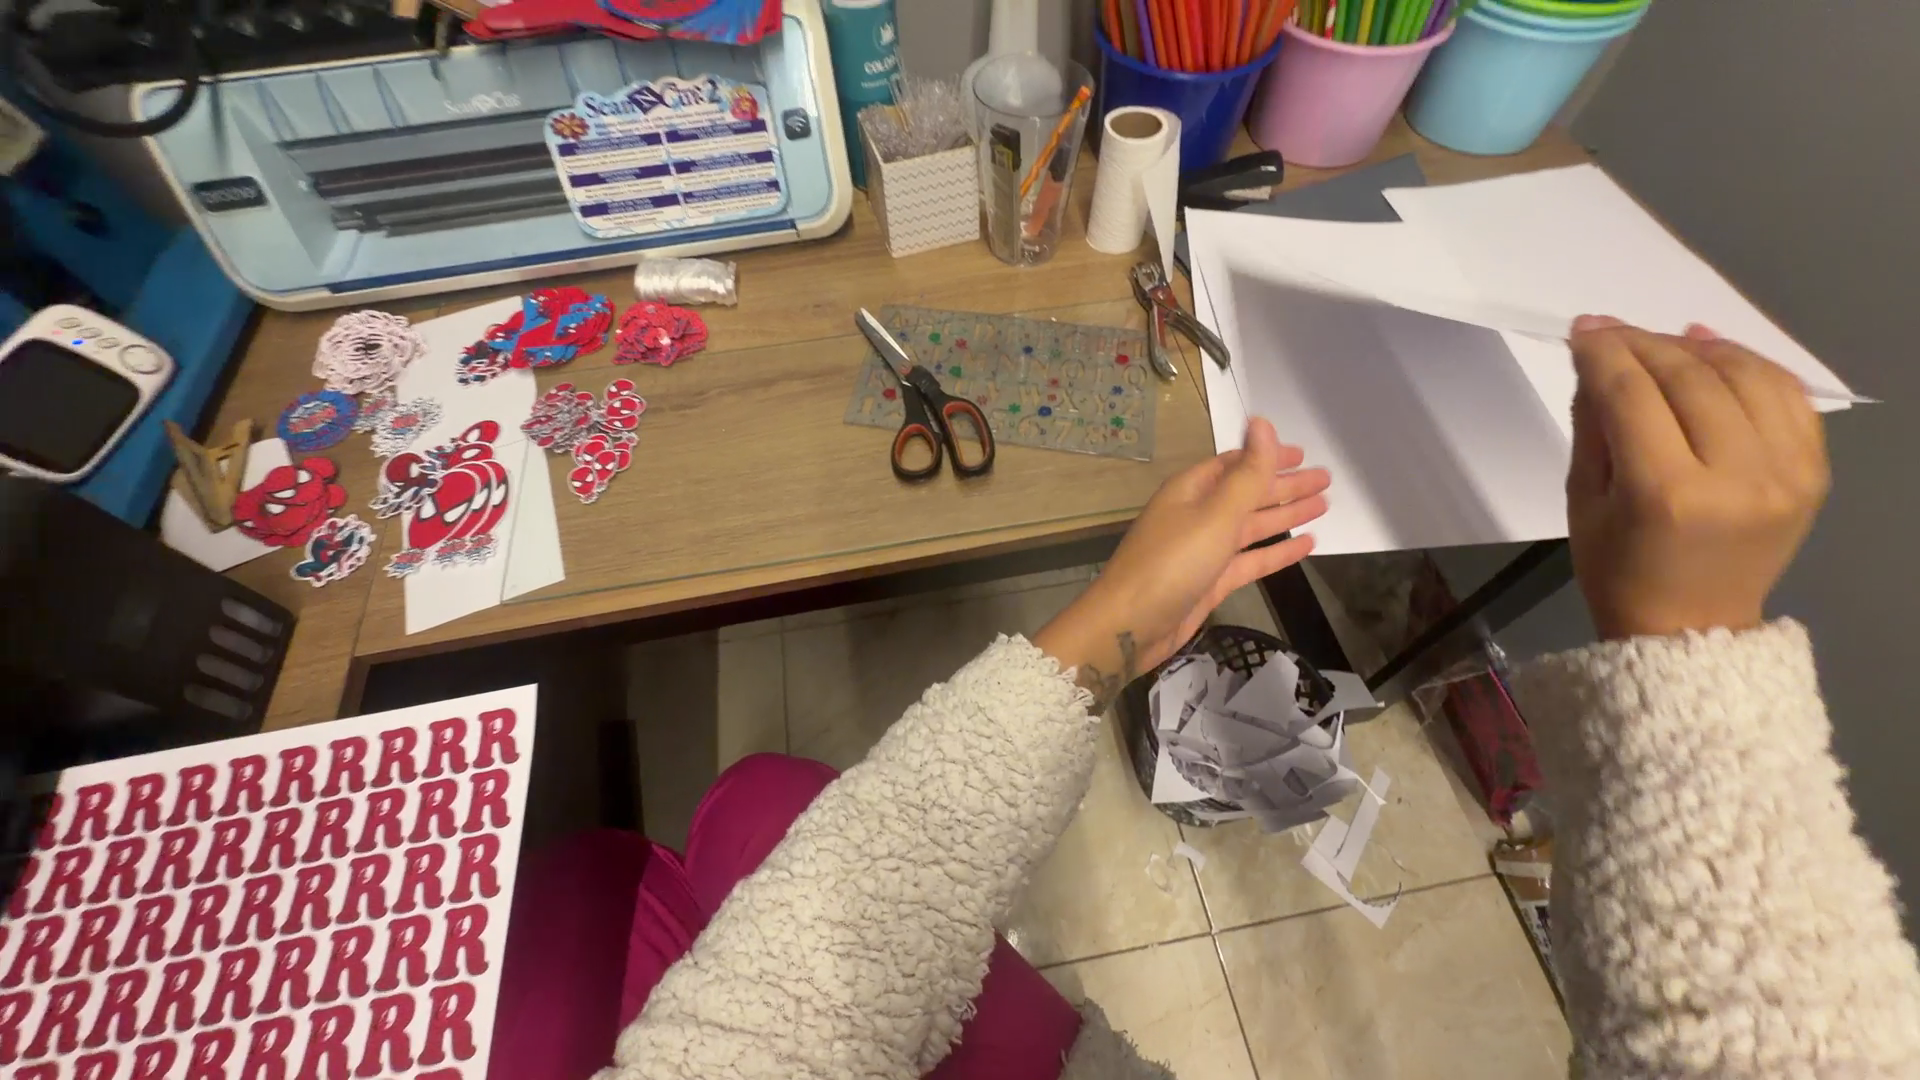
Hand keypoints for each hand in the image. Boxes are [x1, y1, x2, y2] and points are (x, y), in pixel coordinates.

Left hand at [1034, 418, 1330, 708]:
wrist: (1131, 625)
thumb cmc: (1172, 563)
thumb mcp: (1215, 514)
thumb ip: (1246, 474)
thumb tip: (1261, 422)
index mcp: (1190, 491)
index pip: (1233, 464)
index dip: (1266, 457)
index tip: (1302, 454)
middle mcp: (1196, 516)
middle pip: (1246, 493)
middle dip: (1283, 485)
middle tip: (1326, 479)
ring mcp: (1203, 550)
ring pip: (1251, 526)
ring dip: (1285, 515)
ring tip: (1324, 505)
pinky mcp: (1210, 582)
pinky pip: (1250, 560)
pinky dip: (1277, 552)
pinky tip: (1306, 545)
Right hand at [1567, 315, 1828, 639]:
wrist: (1690, 624)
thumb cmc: (1616, 568)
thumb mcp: (1582, 500)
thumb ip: (1595, 429)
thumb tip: (1596, 368)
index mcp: (1662, 493)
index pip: (1632, 397)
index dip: (1604, 354)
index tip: (1581, 330)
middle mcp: (1735, 477)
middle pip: (1690, 380)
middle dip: (1642, 344)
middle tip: (1607, 329)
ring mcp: (1786, 473)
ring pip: (1745, 378)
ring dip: (1696, 347)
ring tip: (1658, 337)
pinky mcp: (1814, 471)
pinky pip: (1786, 398)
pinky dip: (1750, 364)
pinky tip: (1712, 348)